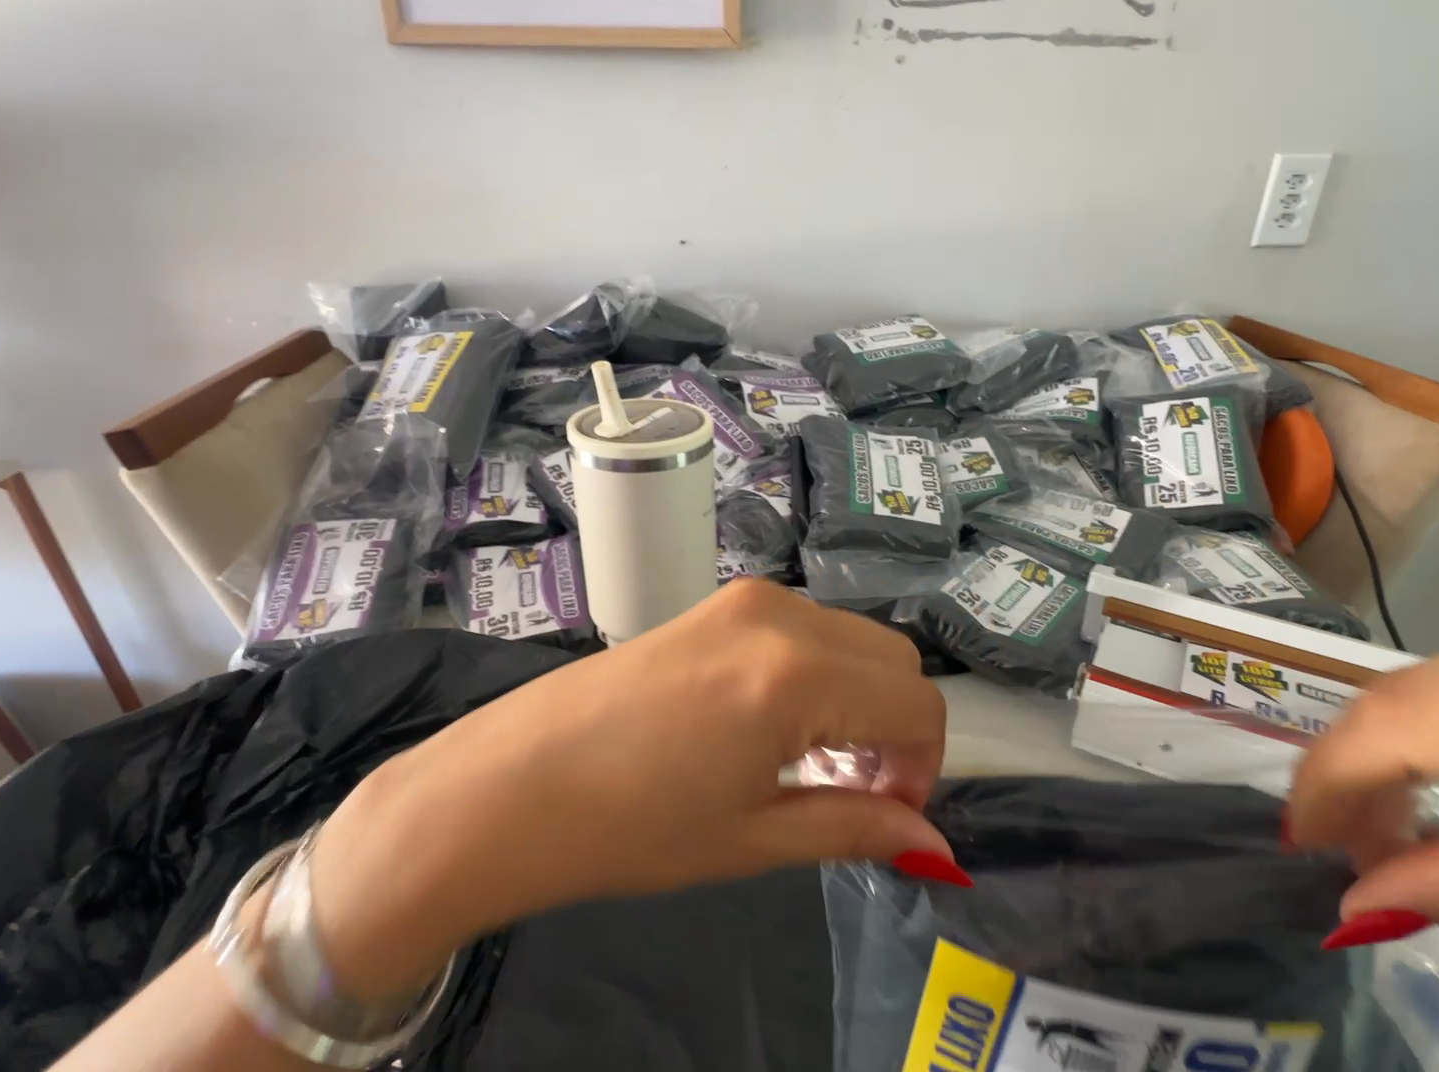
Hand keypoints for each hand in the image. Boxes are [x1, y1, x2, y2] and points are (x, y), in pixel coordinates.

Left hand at [303, 580, 951, 997]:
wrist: (509, 786)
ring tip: (812, 762)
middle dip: (897, 727)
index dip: (923, 766)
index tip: (893, 812)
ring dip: (859, 697)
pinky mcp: (714, 603)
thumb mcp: (753, 837)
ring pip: (852, 639)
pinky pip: (805, 628)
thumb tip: (929, 839)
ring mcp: (744, 599)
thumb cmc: (628, 828)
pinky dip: (820, 673)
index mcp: (796, 675)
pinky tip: (775, 724)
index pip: (917, 706)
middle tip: (855, 789)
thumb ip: (856, 827)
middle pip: (894, 660)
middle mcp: (780, 617)